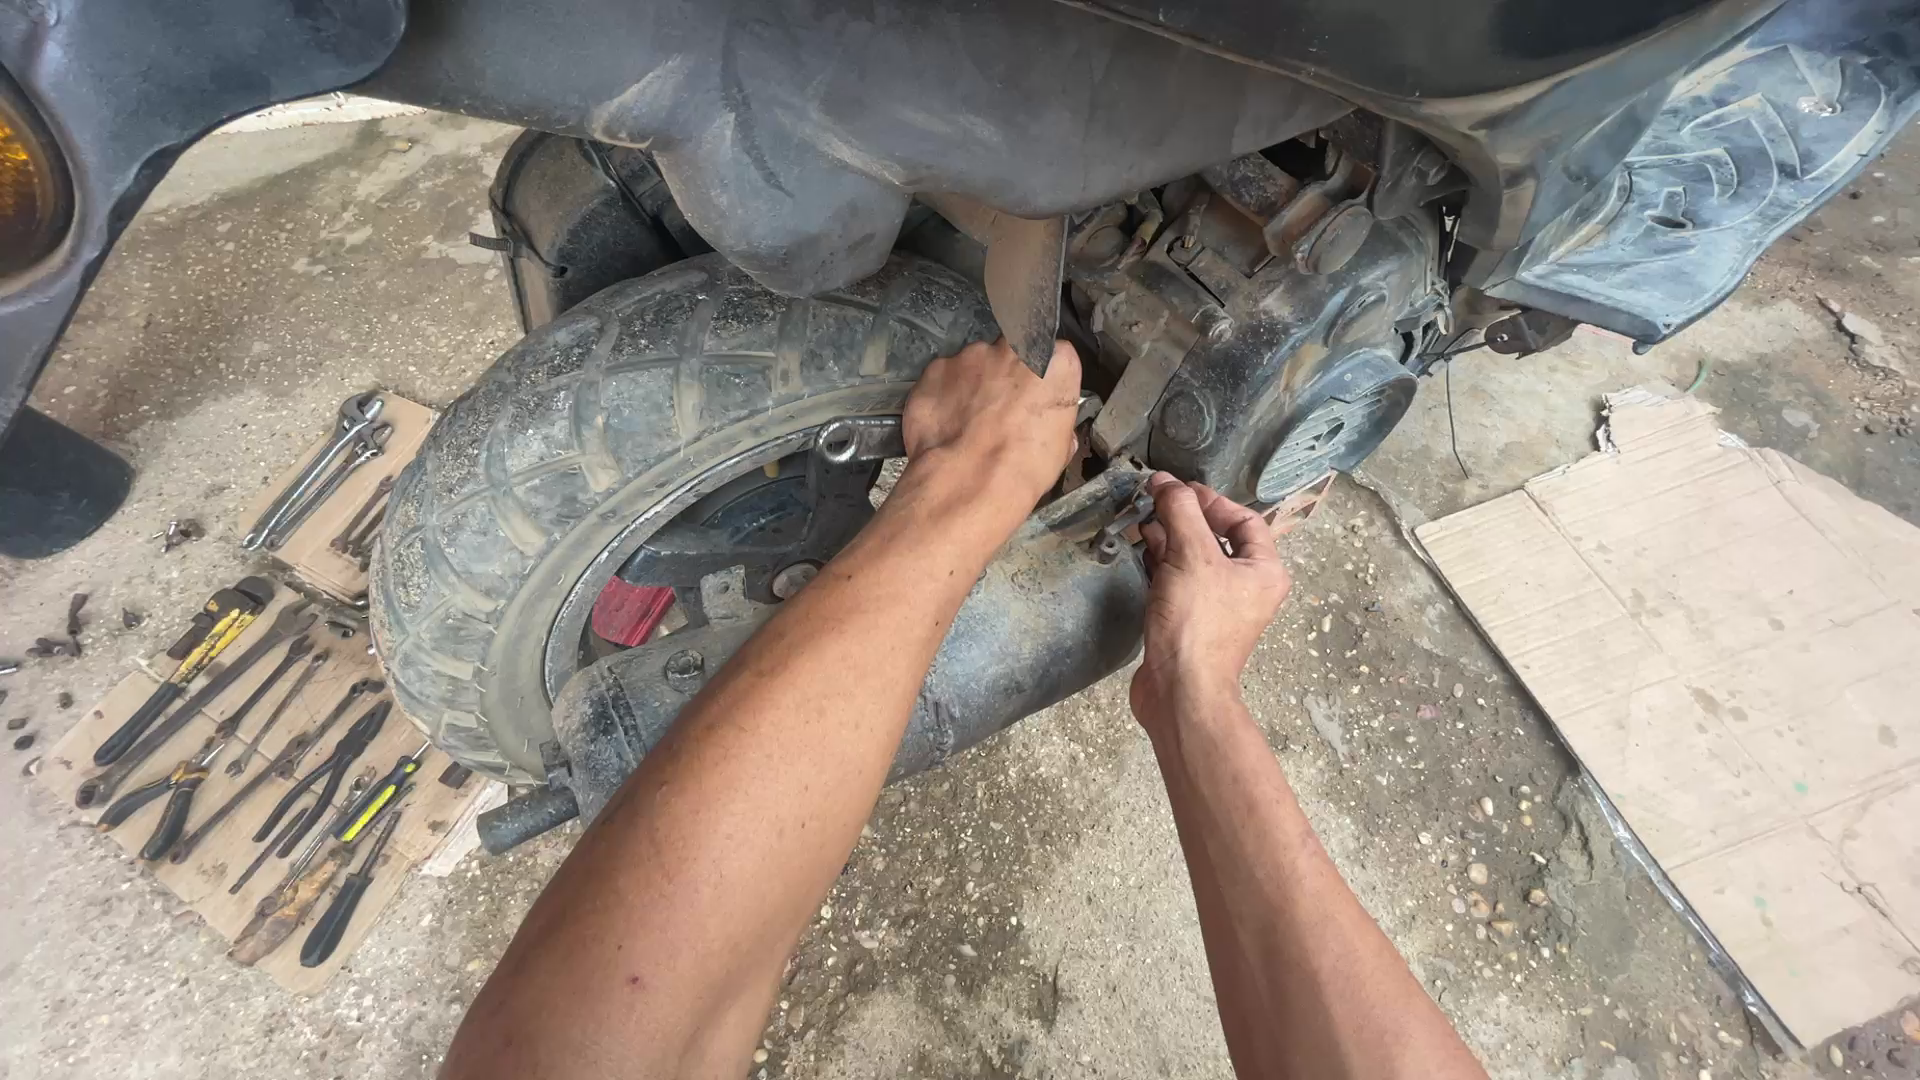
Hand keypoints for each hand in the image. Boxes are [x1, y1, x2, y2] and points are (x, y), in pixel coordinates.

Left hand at [900, 338, 1081, 514]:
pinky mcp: (935, 371)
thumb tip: (1048, 430)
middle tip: (1000, 415)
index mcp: (1053, 360)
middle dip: (1004, 379)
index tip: (1034, 402)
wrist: (971, 480)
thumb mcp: (1060, 448)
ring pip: (972, 367)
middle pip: (1010, 356)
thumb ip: (1054, 423)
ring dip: (972, 390)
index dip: (1041, 383)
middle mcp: (1011, 349)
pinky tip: (946, 428)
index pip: (1052, 359)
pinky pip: (941, 381)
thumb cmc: (1022, 466)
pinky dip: (942, 399)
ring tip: (969, 427)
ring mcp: (969, 357)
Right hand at [1130, 473, 1290, 727]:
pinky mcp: (1189, 620)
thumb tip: (1164, 481)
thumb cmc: (1196, 622)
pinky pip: (1178, 580)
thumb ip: (1180, 512)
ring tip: (1142, 521)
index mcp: (1264, 570)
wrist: (1180, 689)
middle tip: (1154, 501)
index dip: (1211, 500)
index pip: (1244, 520)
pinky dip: (1162, 562)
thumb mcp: (1192, 556)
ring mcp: (1217, 606)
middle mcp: (1246, 587)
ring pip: (1194, 558)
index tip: (1177, 489)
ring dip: (1169, 537)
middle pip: (1217, 537)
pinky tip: (1142, 550)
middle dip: (1185, 517)